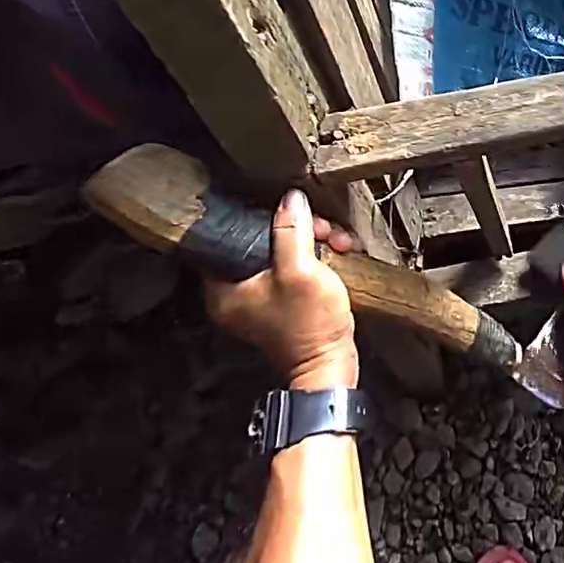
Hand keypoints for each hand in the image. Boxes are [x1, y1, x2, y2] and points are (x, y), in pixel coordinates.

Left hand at [204, 190, 359, 390]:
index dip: (261, 219)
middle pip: (264, 240)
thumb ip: (292, 230)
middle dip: (301, 230)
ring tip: (340, 243)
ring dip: (316, 240)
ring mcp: (260, 297)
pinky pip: (296, 265)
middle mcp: (235, 292)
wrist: (332, 363)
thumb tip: (290, 198)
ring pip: (285, 250)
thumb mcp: (301, 270)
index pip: (231, 236)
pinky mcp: (283, 299)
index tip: (289, 213)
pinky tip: (339, 252)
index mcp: (223, 288)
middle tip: (325, 231)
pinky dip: (317, 256)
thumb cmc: (310, 324)